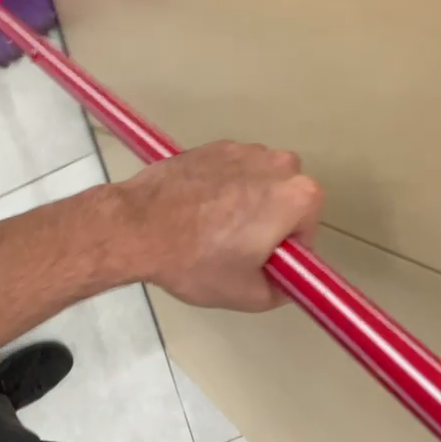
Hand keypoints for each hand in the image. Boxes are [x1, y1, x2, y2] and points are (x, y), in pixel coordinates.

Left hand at [109, 140, 321, 311]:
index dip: (282, 254)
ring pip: (256, 187)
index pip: (304, 232)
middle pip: (283, 204)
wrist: (136, 227)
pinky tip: (193, 213)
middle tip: (229, 251)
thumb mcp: (247, 295)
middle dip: (264, 226)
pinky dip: (217, 191)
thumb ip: (282, 290)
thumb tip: (286, 282)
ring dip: (241, 206)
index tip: (254, 265)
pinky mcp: (213, 146)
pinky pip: (228, 174)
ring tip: (206, 232)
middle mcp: (280, 162)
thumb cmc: (195, 260)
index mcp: (298, 196)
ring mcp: (244, 149)